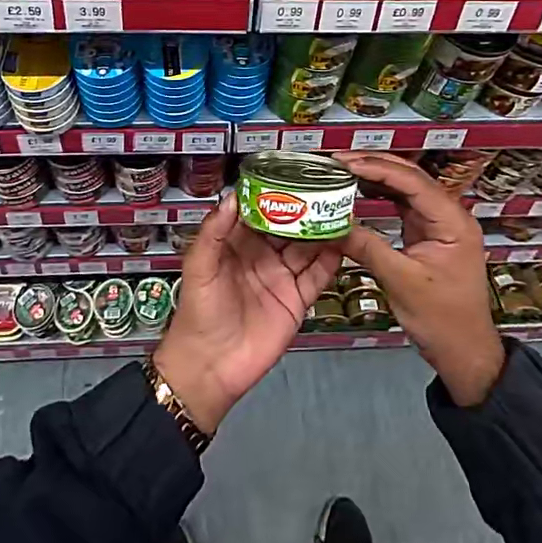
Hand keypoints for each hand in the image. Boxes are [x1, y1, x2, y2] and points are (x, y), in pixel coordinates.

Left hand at [152, 193, 342, 433]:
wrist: (211, 365)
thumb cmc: (199, 312)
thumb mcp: (199, 267)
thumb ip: (214, 232)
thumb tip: (232, 198)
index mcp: (236, 244)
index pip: (258, 213)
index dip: (272, 196)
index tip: (290, 176)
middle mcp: (261, 256)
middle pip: (287, 228)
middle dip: (303, 210)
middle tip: (324, 189)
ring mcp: (280, 277)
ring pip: (306, 248)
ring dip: (321, 231)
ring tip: (339, 211)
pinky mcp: (296, 300)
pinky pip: (316, 276)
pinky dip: (330, 261)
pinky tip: (343, 244)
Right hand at [333, 151, 504, 406]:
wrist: (465, 352)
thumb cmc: (441, 318)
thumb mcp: (400, 282)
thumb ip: (367, 247)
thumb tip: (331, 224)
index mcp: (452, 222)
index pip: (412, 182)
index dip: (377, 168)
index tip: (344, 163)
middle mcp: (449, 215)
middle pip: (410, 177)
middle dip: (374, 165)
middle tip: (337, 161)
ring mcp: (438, 223)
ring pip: (405, 188)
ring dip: (375, 177)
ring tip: (342, 170)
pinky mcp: (427, 233)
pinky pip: (401, 204)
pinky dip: (379, 194)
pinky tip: (358, 189)